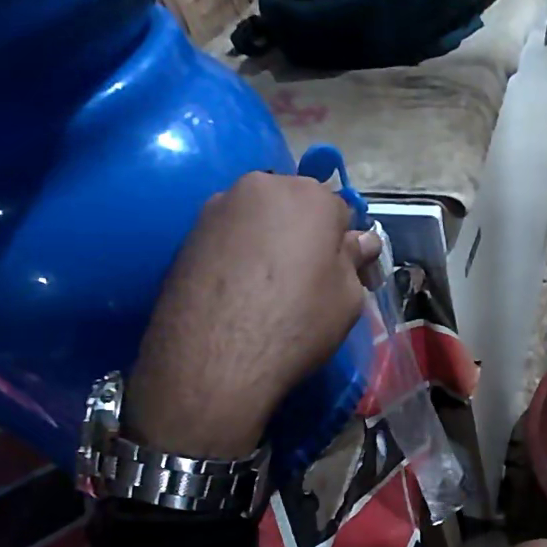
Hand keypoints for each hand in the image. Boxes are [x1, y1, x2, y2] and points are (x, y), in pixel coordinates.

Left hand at [124, 172, 382, 458]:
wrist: (214, 359)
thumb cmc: (296, 323)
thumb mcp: (346, 299)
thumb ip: (353, 261)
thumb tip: (359, 242)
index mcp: (308, 195)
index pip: (338, 210)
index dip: (343, 244)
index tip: (343, 274)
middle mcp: (260, 187)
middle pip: (293, 207)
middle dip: (303, 235)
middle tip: (305, 280)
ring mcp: (217, 208)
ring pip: (257, 220)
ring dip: (268, 243)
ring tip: (268, 289)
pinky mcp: (187, 235)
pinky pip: (228, 239)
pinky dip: (238, 256)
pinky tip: (239, 293)